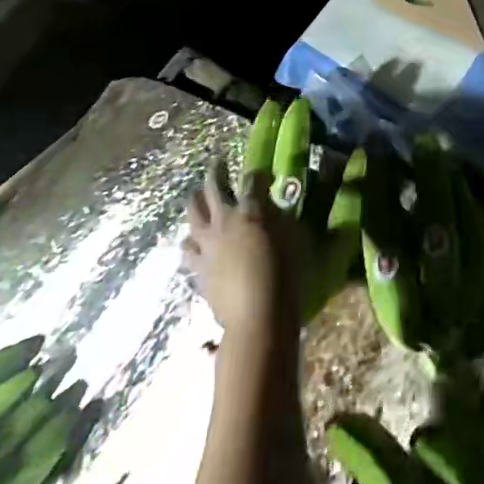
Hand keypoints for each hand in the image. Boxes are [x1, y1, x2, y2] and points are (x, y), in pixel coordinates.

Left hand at [183, 161, 300, 337]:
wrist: (257, 317)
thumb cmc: (285, 276)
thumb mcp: (296, 240)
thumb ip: (284, 220)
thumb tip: (277, 210)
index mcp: (250, 210)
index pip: (252, 180)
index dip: (258, 174)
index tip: (264, 175)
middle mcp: (223, 220)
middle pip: (212, 187)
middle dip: (215, 172)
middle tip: (218, 165)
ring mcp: (206, 244)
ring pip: (192, 213)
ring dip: (196, 203)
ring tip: (198, 199)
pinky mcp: (198, 268)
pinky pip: (187, 249)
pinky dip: (191, 243)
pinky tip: (194, 245)